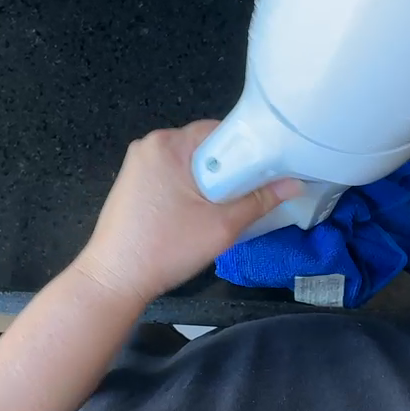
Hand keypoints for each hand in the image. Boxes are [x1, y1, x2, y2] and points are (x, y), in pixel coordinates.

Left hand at [72, 121, 303, 304]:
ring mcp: (137, 164)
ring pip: (190, 164)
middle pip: (205, 147)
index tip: (269, 169)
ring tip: (226, 208)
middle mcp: (150, 145)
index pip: (221, 130)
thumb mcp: (222, 226)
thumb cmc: (166, 248)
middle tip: (251, 194)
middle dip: (229, 169)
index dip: (249, 148)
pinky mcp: (132, 184)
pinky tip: (198, 214)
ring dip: (210, 183)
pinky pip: (172, 176)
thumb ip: (260, 201)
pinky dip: (190, 190)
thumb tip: (296, 183)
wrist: (113, 280)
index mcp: (168, 144)